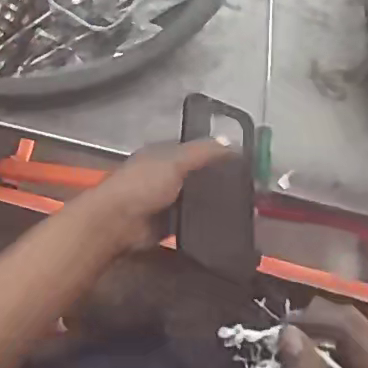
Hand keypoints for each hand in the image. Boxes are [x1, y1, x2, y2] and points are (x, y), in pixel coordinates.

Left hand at [68, 140, 233, 248]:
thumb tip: (230, 142)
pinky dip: (205, 222)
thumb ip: (202, 152)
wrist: (118, 223)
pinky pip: (192, 220)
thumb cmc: (143, 184)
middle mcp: (165, 176)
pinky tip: (226, 224)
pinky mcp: (168, 224)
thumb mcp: (174, 161)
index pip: (194, 150)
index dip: (216, 153)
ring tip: (244, 207)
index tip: (243, 161)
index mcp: (163, 155)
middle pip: (197, 176)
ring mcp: (166, 201)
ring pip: (196, 199)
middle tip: (249, 187)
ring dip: (213, 203)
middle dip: (218, 181)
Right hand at [281, 298, 367, 367]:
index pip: (349, 326)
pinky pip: (361, 345)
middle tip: (286, 328)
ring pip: (359, 330)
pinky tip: (317, 353)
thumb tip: (287, 333)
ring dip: (327, 327)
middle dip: (319, 318)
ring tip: (296, 337)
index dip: (314, 318)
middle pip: (357, 322)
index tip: (283, 325)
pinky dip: (336, 341)